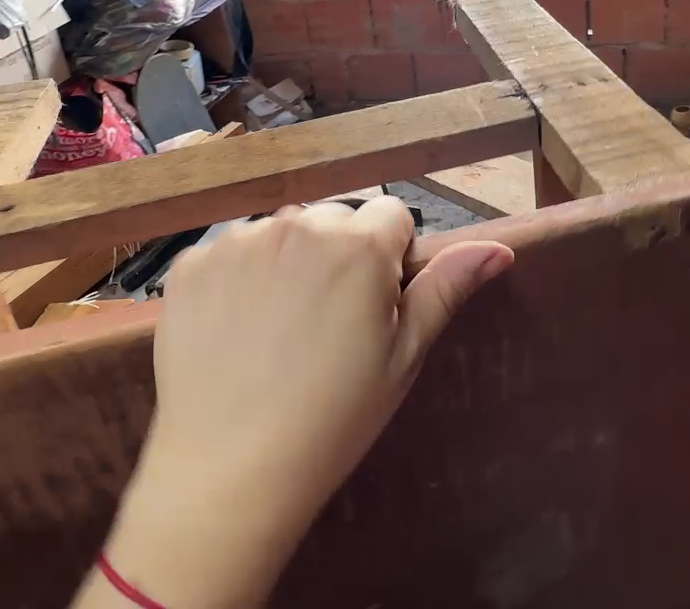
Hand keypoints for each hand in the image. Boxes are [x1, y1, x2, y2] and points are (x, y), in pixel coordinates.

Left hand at [78, 197, 511, 608]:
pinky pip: (230, 251)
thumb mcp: (404, 356)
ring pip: (281, 232)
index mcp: (359, 245)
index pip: (392, 216)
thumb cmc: (335, 417)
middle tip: (328, 322)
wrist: (230, 473)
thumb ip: (447, 288)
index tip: (375, 305)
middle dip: (340, 254)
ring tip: (280, 329)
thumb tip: (498, 248)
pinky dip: (239, 277)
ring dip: (289, 260)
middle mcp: (297, 225)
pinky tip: (237, 329)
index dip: (391, 258)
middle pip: (335, 219)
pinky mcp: (191, 263)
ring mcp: (238, 241)